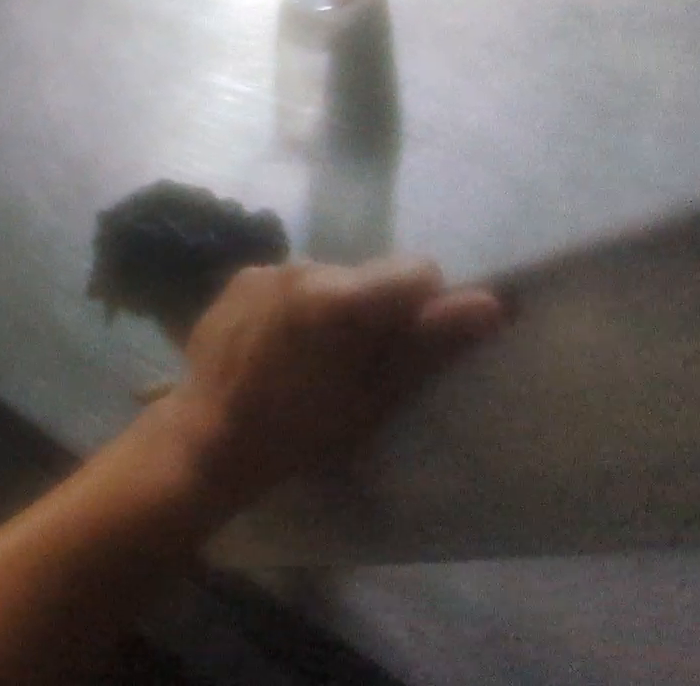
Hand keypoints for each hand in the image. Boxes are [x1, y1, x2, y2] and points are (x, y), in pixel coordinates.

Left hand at [157, 257, 505, 513]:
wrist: (208, 433)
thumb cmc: (299, 429)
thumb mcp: (375, 397)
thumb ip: (429, 344)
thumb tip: (491, 301)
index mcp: (341, 294)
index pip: (417, 270)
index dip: (422, 308)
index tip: (399, 350)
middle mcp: (303, 265)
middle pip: (368, 275)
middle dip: (374, 310)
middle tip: (352, 365)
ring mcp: (265, 269)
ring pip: (328, 278)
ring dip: (333, 307)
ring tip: (310, 359)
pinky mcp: (239, 279)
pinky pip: (289, 283)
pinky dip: (296, 306)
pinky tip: (277, 346)